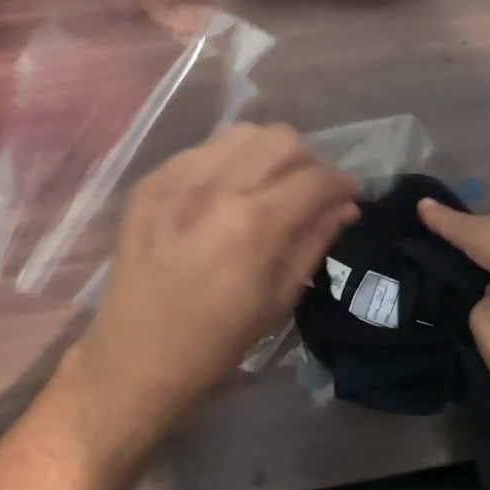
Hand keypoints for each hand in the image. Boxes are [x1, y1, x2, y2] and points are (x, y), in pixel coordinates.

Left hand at [65, 124, 359, 448]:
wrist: (137, 355)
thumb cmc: (218, 339)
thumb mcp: (280, 298)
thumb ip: (315, 241)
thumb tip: (345, 207)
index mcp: (253, 225)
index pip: (316, 179)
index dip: (343, 183)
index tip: (351, 194)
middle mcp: (215, 189)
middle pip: (282, 140)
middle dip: (308, 162)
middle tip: (309, 191)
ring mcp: (176, 180)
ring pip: (242, 134)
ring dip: (267, 154)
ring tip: (268, 185)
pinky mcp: (150, 182)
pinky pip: (202, 149)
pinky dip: (226, 163)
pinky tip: (226, 193)